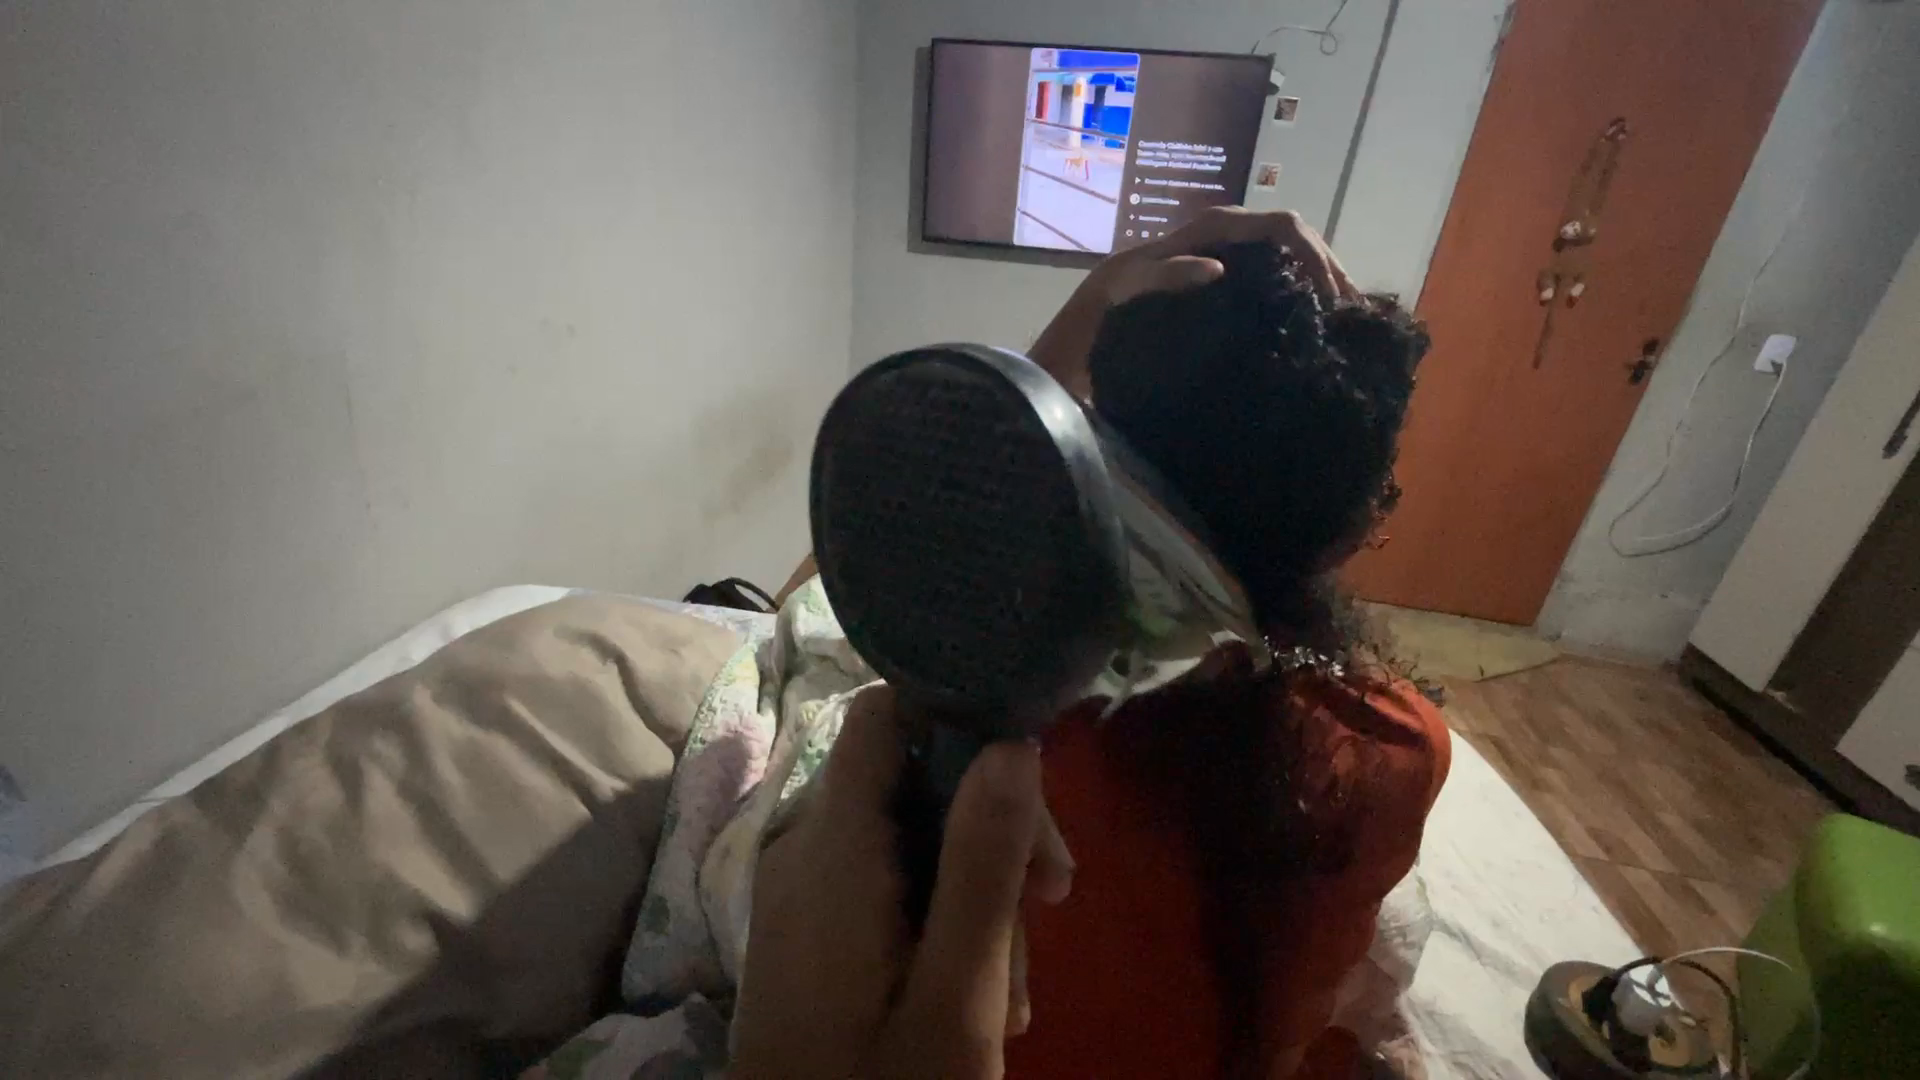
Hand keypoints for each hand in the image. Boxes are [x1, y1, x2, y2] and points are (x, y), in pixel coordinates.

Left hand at [731, 686, 1071, 1079]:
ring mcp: (807, 886)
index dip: (954, 718)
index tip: (1024, 775)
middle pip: (911, 776)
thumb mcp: (953, 1001)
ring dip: (976, 881)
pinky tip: (976, 986)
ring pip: (910, 830)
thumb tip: (1014, 742)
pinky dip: (942, 909)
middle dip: (990, 823)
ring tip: (1012, 983)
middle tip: (1054, 899)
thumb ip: (982, 865)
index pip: (883, 713)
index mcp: (831, 846)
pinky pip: (889, 877)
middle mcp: (808, 845)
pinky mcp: (815, 924)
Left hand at [1093, 206, 1357, 304]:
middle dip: (1329, 266)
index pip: (1282, 226)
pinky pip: (1275, 268)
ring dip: (1320, 276)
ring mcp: (1231, 249)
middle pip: (1298, 234)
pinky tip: (1311, 315)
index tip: (1332, 294)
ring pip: (1292, 250)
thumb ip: (1169, 274)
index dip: (1314, 253)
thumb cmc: (1115, 295)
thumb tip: (1218, 267)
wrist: (1099, 303)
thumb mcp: (1133, 286)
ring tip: (1343, 314)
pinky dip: (1300, 286)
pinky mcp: (1229, 271)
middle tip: (1352, 310)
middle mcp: (1229, 230)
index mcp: (1214, 228)